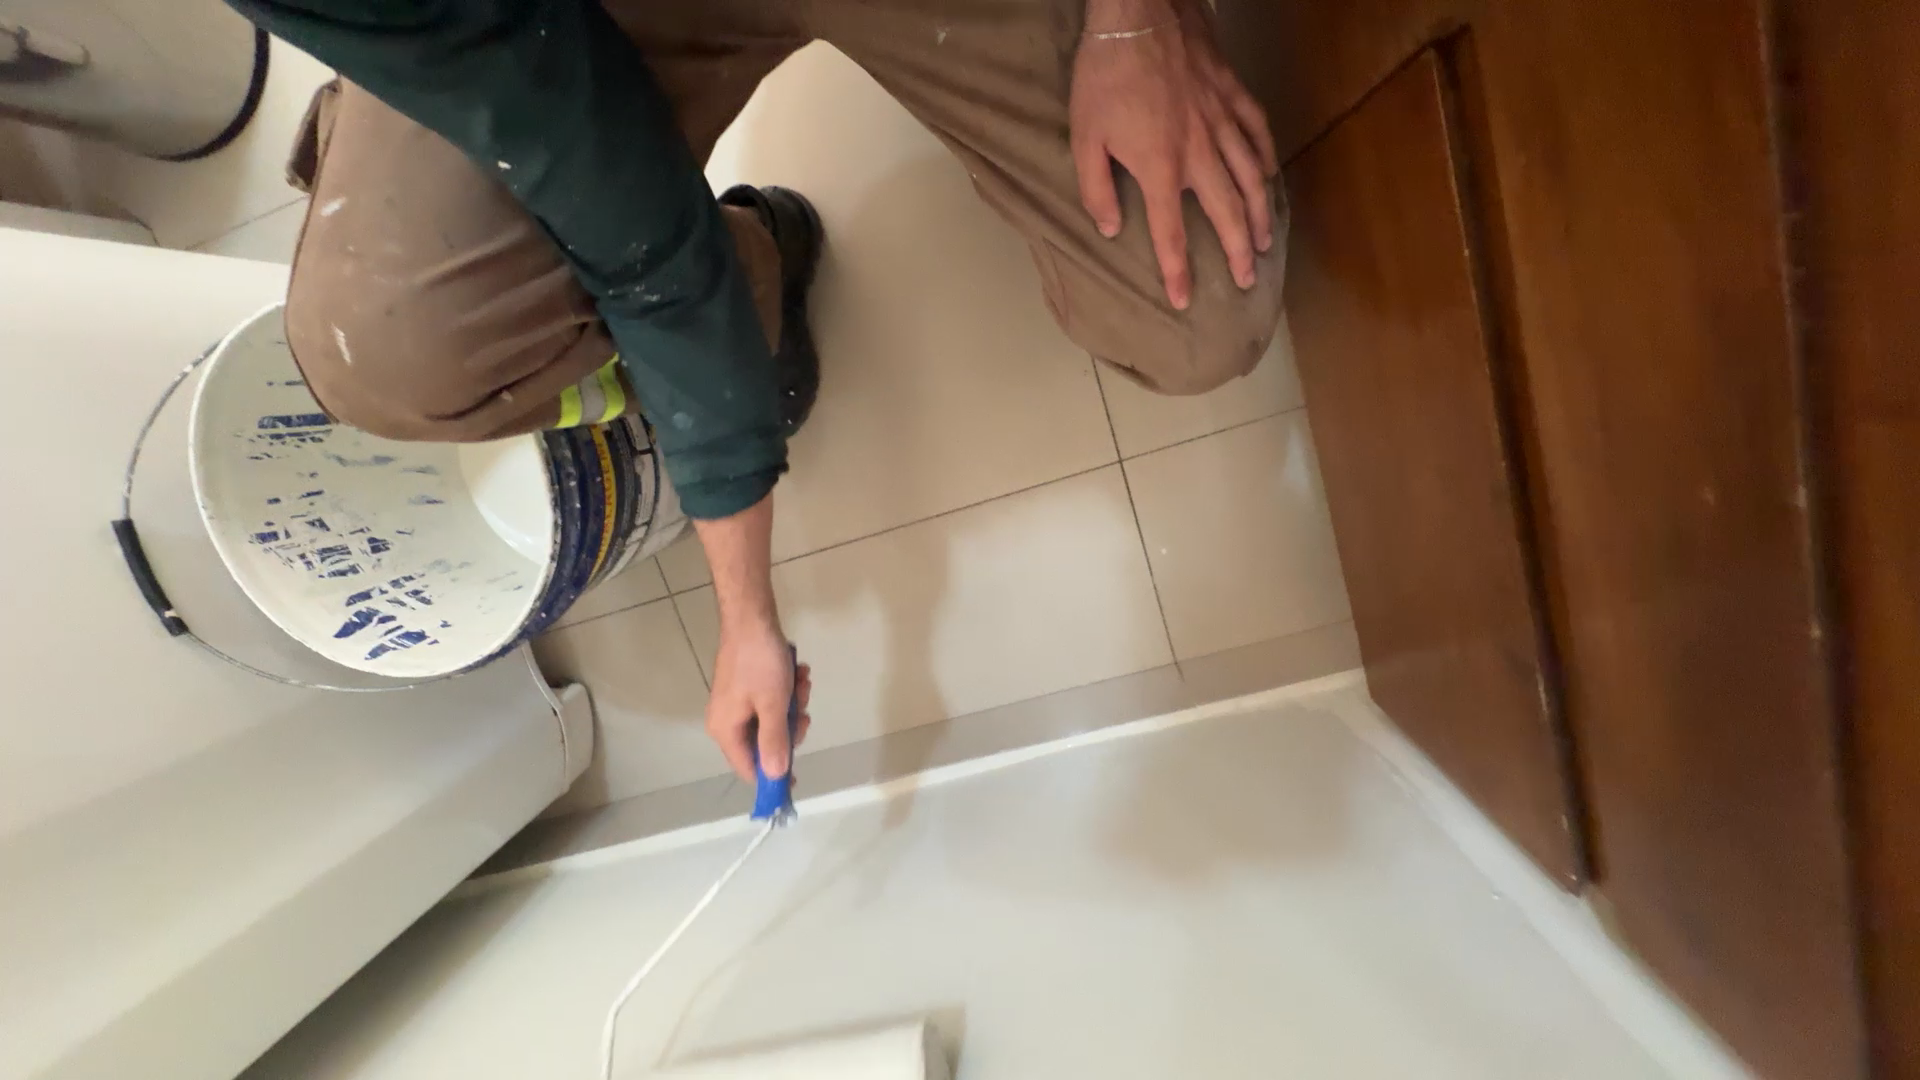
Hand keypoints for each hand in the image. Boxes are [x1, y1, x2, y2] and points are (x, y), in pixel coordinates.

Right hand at [706, 619, 812, 782]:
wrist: (752, 617)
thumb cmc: (760, 662)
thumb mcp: (773, 705)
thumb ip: (774, 741)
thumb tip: (775, 776)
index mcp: (725, 730)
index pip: (747, 768)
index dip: (772, 776)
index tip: (797, 778)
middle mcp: (727, 719)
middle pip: (764, 742)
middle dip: (789, 726)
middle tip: (803, 711)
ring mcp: (737, 701)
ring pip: (773, 718)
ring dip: (793, 702)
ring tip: (801, 681)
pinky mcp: (748, 684)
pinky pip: (772, 698)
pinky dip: (788, 688)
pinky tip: (798, 671)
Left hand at [1069, 0, 1278, 309]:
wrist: (1137, 11)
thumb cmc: (1104, 76)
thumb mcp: (1084, 139)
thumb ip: (1096, 191)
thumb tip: (1112, 229)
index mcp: (1159, 168)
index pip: (1170, 234)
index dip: (1178, 272)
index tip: (1185, 301)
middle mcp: (1198, 153)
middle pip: (1225, 213)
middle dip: (1237, 252)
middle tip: (1247, 280)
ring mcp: (1221, 122)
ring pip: (1251, 178)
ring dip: (1260, 215)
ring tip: (1266, 242)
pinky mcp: (1233, 94)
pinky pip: (1258, 133)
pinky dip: (1266, 160)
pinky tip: (1270, 179)